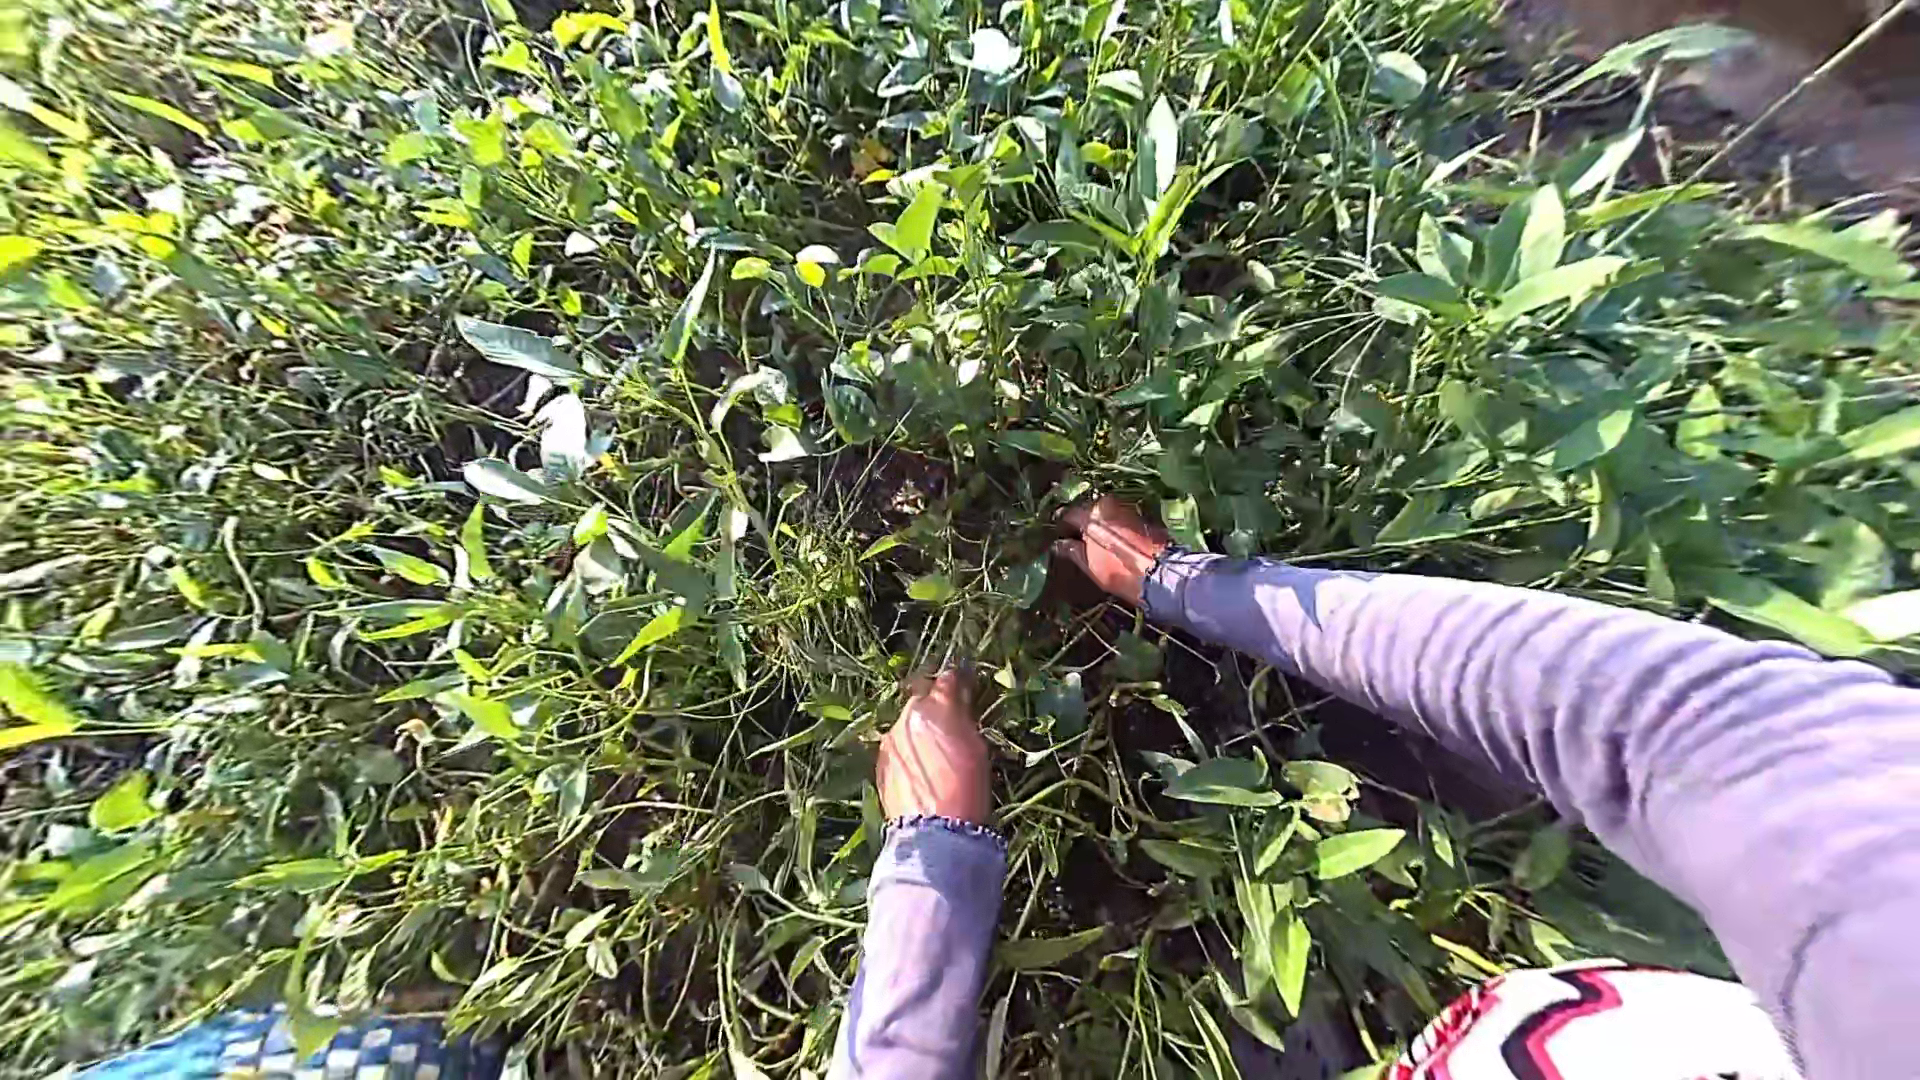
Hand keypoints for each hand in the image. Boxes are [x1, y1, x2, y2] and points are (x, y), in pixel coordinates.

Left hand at [876, 669, 990, 823]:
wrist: (934, 834)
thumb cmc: (966, 790)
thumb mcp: (978, 748)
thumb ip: (966, 718)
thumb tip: (961, 699)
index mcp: (936, 709)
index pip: (948, 679)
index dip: (959, 679)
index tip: (967, 684)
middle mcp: (908, 716)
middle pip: (923, 695)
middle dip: (937, 700)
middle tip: (952, 714)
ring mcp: (891, 738)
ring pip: (909, 720)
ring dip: (922, 723)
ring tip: (937, 743)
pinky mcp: (881, 760)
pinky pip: (898, 742)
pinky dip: (910, 745)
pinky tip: (922, 764)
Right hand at [1053, 496, 1172, 604]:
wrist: (1161, 575)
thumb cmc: (1119, 571)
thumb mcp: (1089, 564)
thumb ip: (1072, 550)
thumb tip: (1060, 544)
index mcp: (1092, 513)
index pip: (1069, 515)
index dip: (1063, 527)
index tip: (1061, 536)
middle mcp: (1110, 504)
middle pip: (1090, 512)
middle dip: (1084, 524)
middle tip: (1080, 540)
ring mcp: (1129, 509)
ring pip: (1108, 515)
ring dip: (1102, 526)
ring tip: (1099, 544)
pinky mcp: (1145, 517)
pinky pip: (1123, 519)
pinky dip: (1117, 528)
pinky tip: (1117, 544)